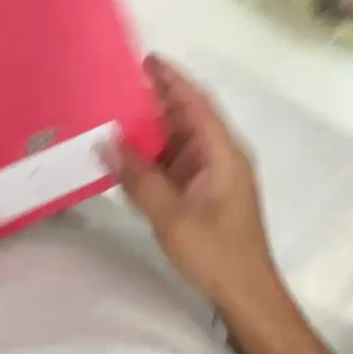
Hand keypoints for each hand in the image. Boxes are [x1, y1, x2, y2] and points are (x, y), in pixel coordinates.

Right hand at [111, 55, 277, 304]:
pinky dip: (148, 155)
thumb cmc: (215, 252)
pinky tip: (122, 154)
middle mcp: (219, 157)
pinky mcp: (201, 193)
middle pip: (186, 117)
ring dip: (148, 128)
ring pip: (176, 140)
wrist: (245, 294)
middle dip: (154, 98)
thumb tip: (108, 144)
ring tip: (109, 112)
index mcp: (222, 153)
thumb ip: (139, 178)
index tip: (144, 59)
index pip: (196, 103)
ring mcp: (210, 176)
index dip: (172, 79)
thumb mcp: (171, 216)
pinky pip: (172, 163)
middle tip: (113, 83)